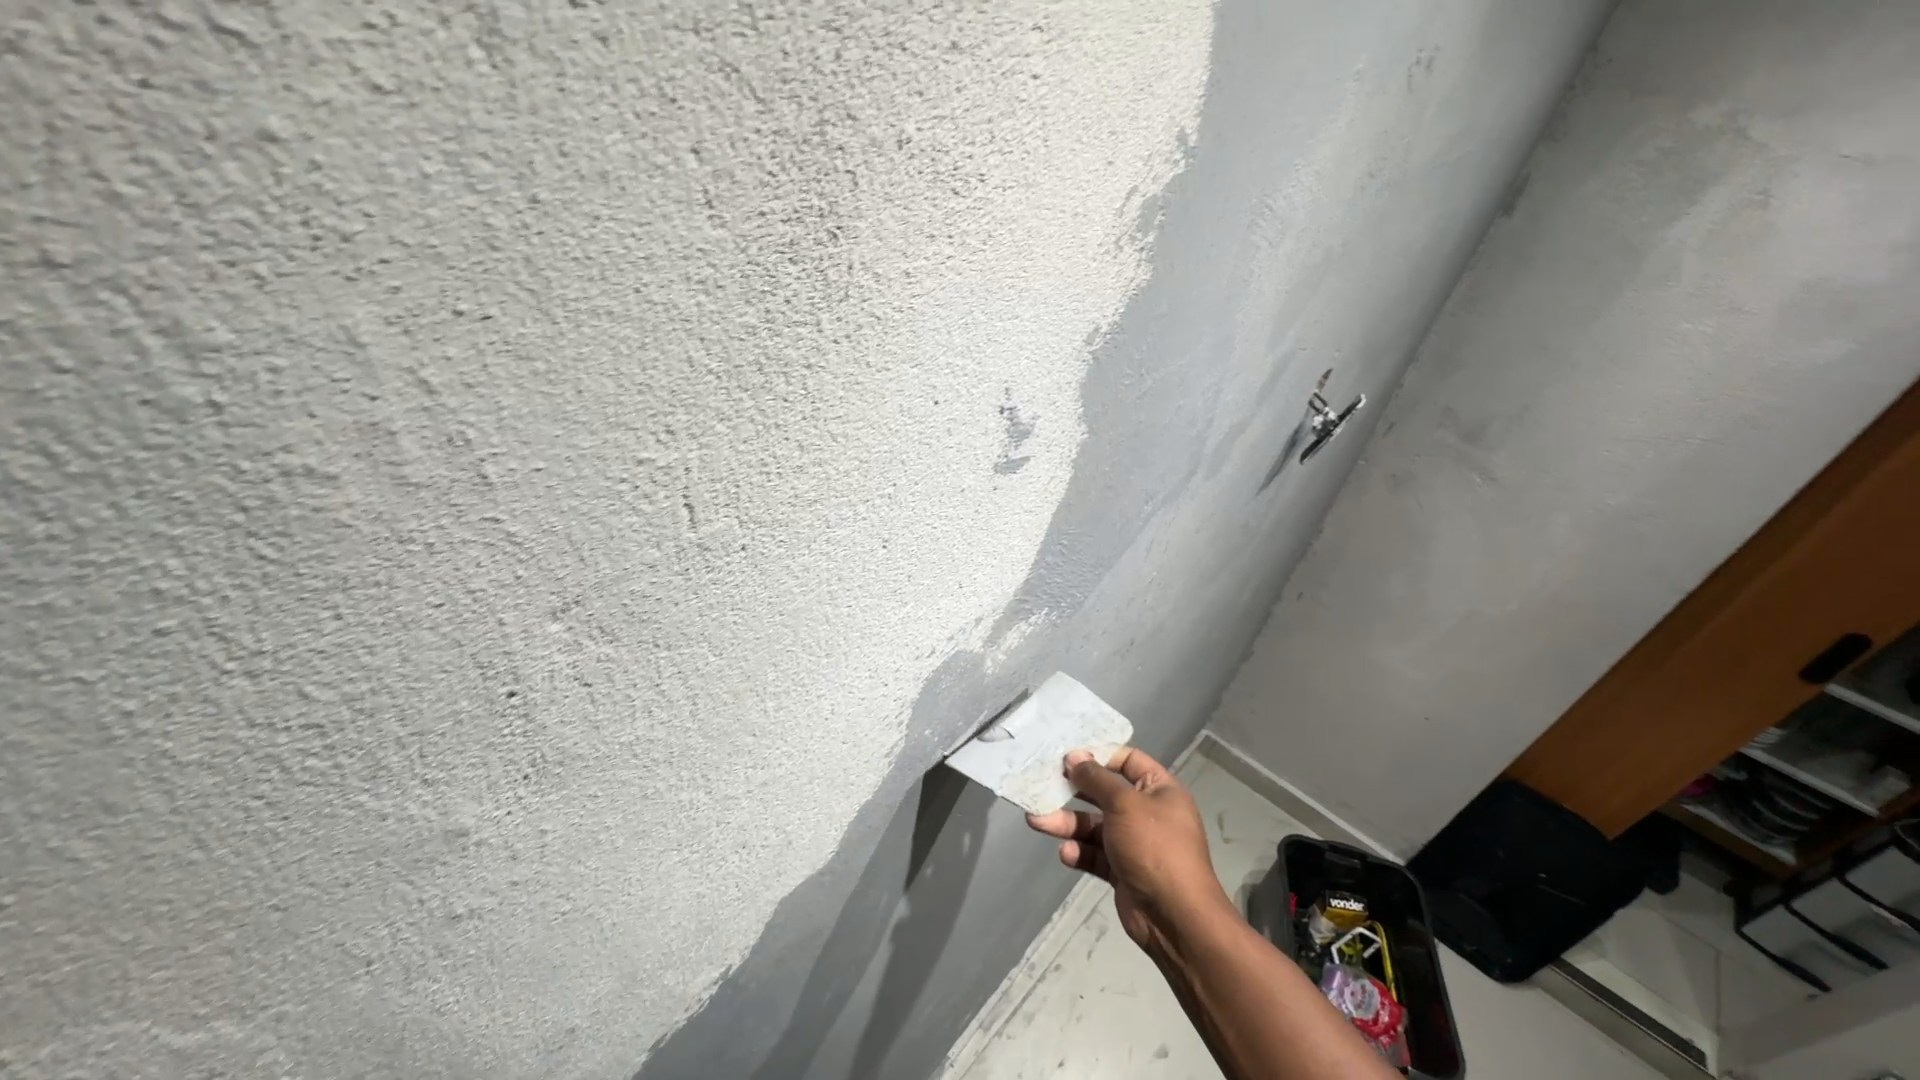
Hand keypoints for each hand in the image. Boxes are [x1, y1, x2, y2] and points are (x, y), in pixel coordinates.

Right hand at [1027, 748, 1230, 952]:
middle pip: (1105, 793)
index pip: (1128, 760)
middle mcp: (1147, 812)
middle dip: (1074, 790)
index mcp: (1160, 789)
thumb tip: (1075, 757)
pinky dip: (1080, 852)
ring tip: (1036, 820)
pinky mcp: (1121, 870)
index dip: (1099, 755)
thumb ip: (1097, 779)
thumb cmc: (1154, 846)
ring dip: (1067, 823)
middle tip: (1044, 783)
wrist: (1174, 915)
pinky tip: (1067, 854)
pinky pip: (1095, 854)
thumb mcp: (1125, 804)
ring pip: (1094, 826)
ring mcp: (1134, 843)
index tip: (1068, 754)